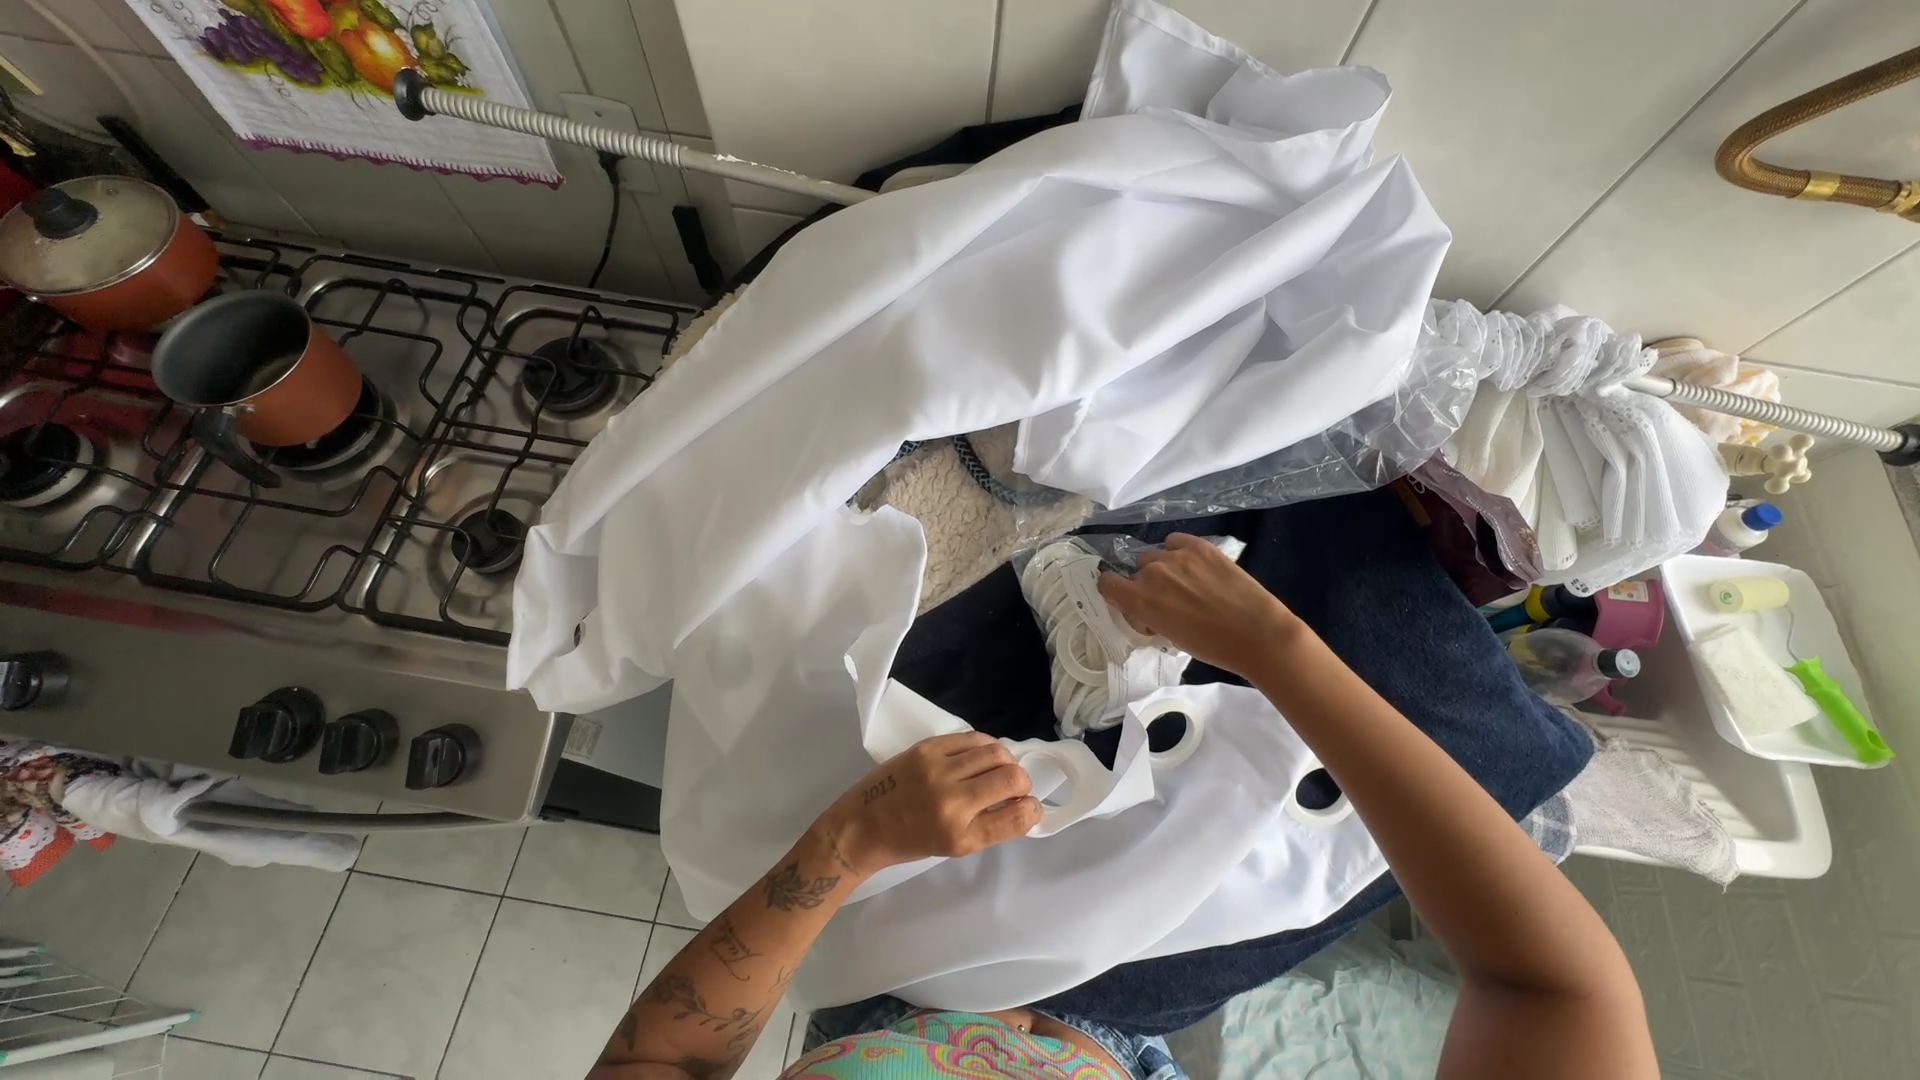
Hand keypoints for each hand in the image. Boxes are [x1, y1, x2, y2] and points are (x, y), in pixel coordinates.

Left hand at [814, 732, 1039, 878]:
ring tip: (996, 768)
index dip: (1033, 809)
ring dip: (1006, 761)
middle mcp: (953, 802)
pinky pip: (973, 737)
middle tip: (1012, 786)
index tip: (1029, 805)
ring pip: (997, 752)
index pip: (1018, 817)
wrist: (863, 825)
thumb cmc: (910, 841)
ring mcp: (939, 770)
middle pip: (1013, 779)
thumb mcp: (954, 847)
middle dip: (1023, 782)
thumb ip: (989, 824)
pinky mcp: (927, 748)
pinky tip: (980, 755)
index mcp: (961, 836)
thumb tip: (1021, 802)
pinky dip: (985, 745)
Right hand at [1097, 533, 1301, 679]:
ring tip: (1186, 583)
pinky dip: (1178, 551)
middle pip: (1136, 571)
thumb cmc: (1212, 647)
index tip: (1127, 600)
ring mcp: (1177, 557)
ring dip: (1163, 568)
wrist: (1258, 634)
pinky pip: (1175, 541)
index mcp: (1139, 600)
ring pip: (1155, 555)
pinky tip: (1193, 565)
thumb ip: (1150, 616)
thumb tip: (1149, 608)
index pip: (1106, 583)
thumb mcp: (1170, 637)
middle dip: (1145, 585)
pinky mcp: (1201, 546)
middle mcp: (1152, 573)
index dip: (1114, 591)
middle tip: (1168, 601)